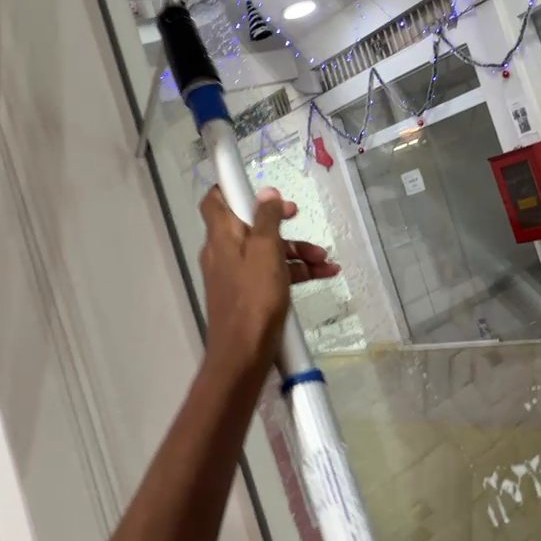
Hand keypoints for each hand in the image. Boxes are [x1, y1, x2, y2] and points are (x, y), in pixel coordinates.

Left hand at [196, 186, 339, 372]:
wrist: (244, 354)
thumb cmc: (255, 297)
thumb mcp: (266, 250)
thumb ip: (266, 219)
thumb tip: (266, 193)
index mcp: (222, 236)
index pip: (215, 200)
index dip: (232, 188)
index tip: (258, 186)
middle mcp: (225, 252)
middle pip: (250, 224)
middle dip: (280, 221)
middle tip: (298, 216)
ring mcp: (237, 274)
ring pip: (267, 250)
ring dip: (297, 249)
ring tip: (325, 260)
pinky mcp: (250, 294)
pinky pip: (273, 272)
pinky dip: (295, 271)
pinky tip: (324, 275)